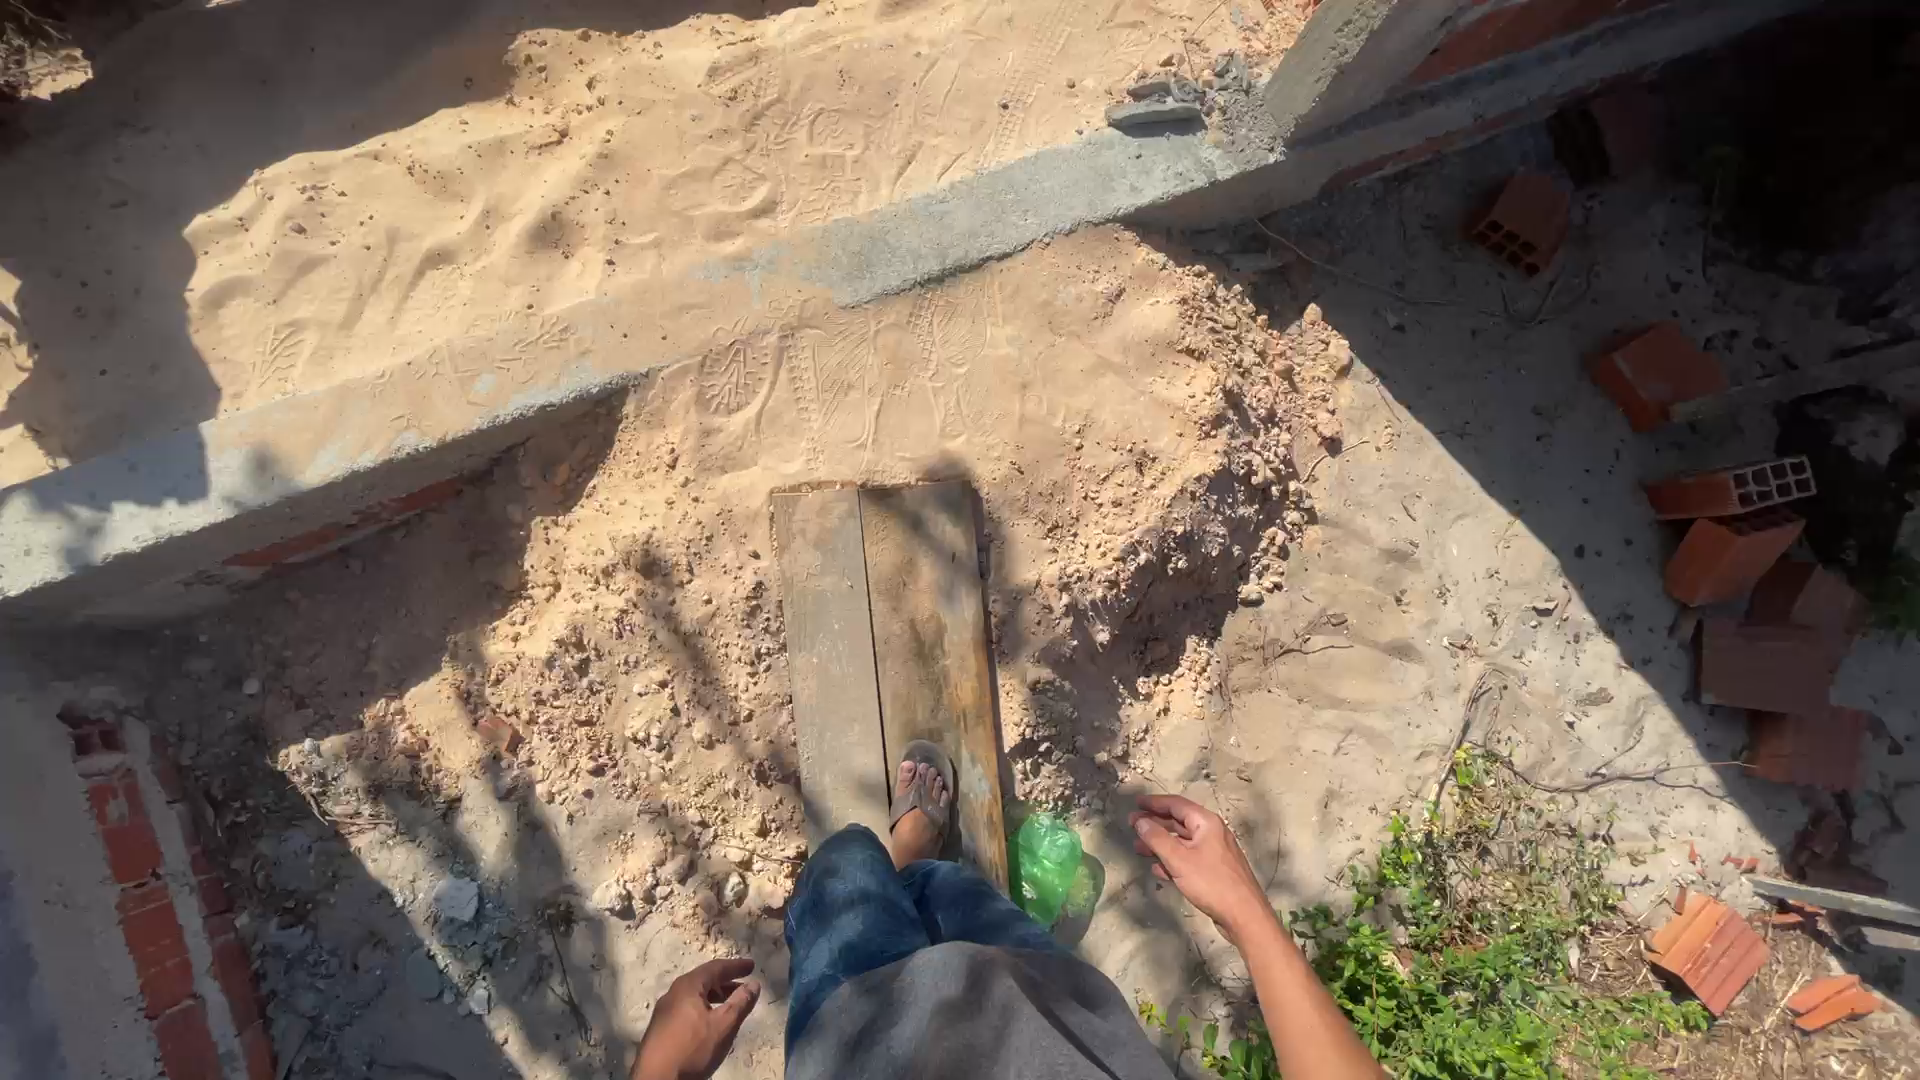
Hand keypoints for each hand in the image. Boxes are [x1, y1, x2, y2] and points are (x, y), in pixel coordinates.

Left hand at [631, 958, 759, 1079]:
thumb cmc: (692, 1049)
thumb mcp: (723, 1026)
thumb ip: (740, 1003)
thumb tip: (754, 984)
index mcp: (687, 986)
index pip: (715, 968)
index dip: (735, 966)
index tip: (752, 966)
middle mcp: (672, 994)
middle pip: (703, 981)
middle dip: (725, 982)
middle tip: (743, 985)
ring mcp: (663, 1012)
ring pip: (694, 997)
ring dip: (714, 997)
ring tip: (729, 1005)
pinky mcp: (659, 1030)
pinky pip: (685, 1009)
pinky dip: (702, 1009)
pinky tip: (708, 1023)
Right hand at [1130, 793, 1275, 943]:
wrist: (1245, 917)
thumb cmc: (1211, 883)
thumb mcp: (1179, 859)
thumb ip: (1157, 838)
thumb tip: (1140, 822)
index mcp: (1206, 823)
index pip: (1176, 804)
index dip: (1154, 802)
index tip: (1136, 804)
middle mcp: (1212, 833)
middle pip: (1178, 822)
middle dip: (1154, 823)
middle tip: (1132, 825)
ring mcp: (1214, 852)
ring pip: (1182, 842)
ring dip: (1160, 844)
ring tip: (1139, 848)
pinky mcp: (1214, 870)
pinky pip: (1188, 858)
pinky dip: (1172, 860)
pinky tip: (1157, 869)